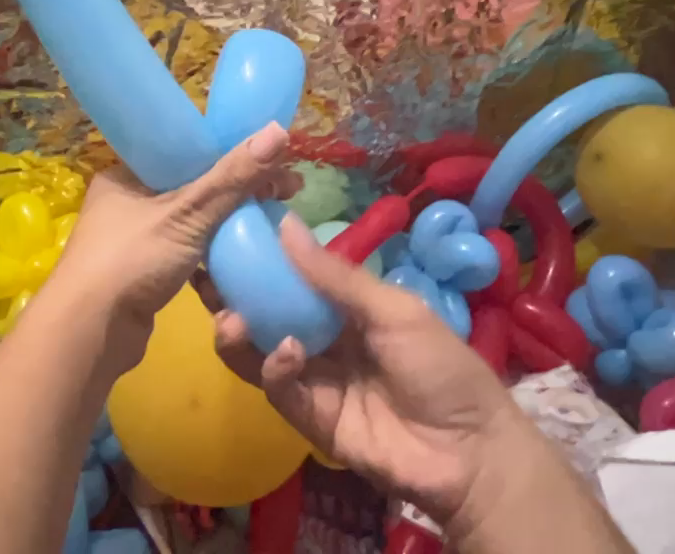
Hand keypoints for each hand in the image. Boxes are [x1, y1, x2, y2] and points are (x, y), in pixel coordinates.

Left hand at [41, 122, 293, 372]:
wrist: (90, 335)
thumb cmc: (132, 260)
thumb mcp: (187, 213)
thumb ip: (233, 176)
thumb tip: (278, 130)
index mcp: (128, 171)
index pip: (188, 148)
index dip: (232, 149)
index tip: (275, 156)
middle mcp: (129, 198)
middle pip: (196, 182)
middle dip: (241, 186)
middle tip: (289, 191)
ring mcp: (137, 236)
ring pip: (195, 217)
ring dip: (232, 218)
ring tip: (276, 217)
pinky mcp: (147, 270)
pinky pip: (191, 248)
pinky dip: (217, 247)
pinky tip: (247, 250)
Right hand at [215, 214, 521, 530]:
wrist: (470, 451)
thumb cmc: (441, 365)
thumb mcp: (393, 309)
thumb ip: (334, 275)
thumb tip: (284, 223)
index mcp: (343, 306)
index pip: (291, 276)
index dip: (259, 257)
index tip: (225, 233)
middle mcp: (321, 337)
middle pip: (265, 313)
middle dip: (233, 295)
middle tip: (204, 276)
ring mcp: (314, 379)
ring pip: (260, 352)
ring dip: (239, 334)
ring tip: (229, 317)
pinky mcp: (310, 418)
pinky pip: (280, 389)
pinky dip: (275, 369)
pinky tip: (288, 353)